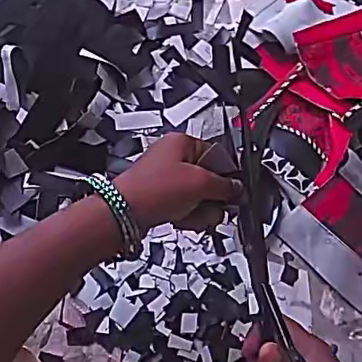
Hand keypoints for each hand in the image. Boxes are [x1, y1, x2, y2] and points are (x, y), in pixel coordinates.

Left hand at [112, 133, 241, 230]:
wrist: (124, 213)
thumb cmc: (152, 189)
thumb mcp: (200, 183)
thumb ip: (225, 186)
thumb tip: (238, 189)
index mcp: (181, 141)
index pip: (218, 154)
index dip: (229, 175)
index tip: (236, 190)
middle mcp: (172, 157)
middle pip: (209, 178)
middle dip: (212, 197)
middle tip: (211, 205)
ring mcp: (165, 179)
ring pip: (197, 196)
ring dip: (200, 209)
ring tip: (192, 214)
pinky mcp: (160, 198)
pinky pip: (184, 207)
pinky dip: (186, 215)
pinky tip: (183, 220)